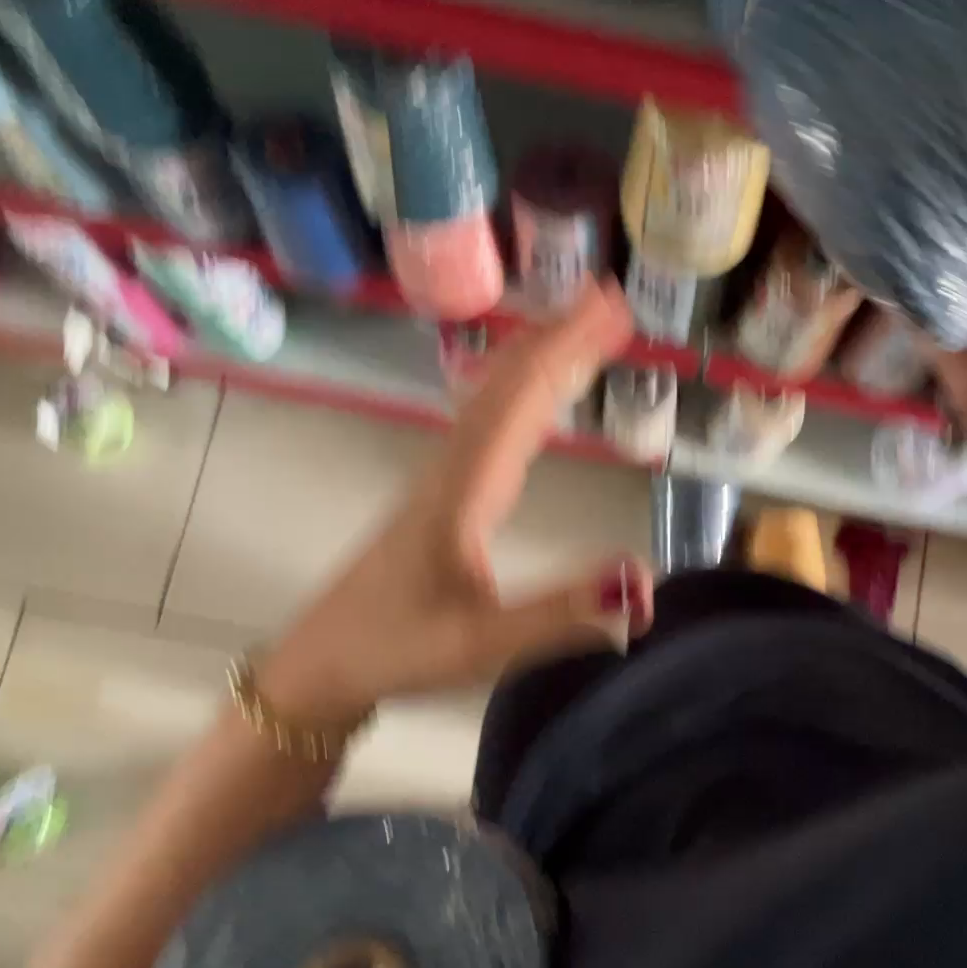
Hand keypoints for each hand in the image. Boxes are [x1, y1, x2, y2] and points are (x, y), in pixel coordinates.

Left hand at [257, 281, 655, 728]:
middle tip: (611, 303)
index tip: (611, 306)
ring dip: (539, 359)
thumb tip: (644, 584)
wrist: (321, 663)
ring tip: (583, 334)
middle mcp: (453, 468)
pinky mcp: (441, 496)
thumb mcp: (484, 643)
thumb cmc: (397, 649)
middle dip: (559, 338)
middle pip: (507, 384)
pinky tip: (534, 401)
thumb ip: (563, 614)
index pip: (521, 400)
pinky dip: (520, 395)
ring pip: (493, 399)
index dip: (567, 347)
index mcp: (464, 489)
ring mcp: (443, 479)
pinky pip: (487, 425)